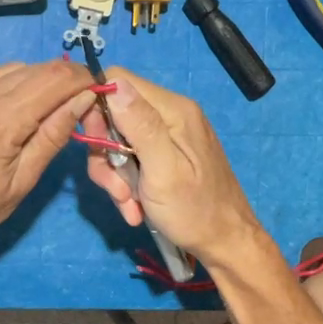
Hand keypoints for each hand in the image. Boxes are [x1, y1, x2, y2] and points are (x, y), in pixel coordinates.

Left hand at [0, 60, 96, 266]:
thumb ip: (53, 135)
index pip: (55, 80)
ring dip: (40, 82)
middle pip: (37, 69)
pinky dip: (14, 86)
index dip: (84, 80)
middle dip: (66, 81)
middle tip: (81, 105)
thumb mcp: (22, 181)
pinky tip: (19, 110)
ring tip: (51, 110)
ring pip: (15, 69)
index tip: (100, 93)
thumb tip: (84, 99)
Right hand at [81, 67, 263, 262]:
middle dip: (105, 152)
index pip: (118, 80)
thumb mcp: (163, 171)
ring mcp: (169, 134)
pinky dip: (127, 183)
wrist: (225, 243)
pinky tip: (136, 206)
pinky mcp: (166, 154)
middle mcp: (171, 114)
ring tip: (129, 203)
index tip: (96, 144)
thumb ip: (140, 126)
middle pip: (113, 113)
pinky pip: (131, 158)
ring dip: (114, 176)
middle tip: (116, 187)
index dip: (96, 107)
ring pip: (117, 141)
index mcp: (172, 110)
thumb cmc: (195, 211)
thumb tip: (114, 84)